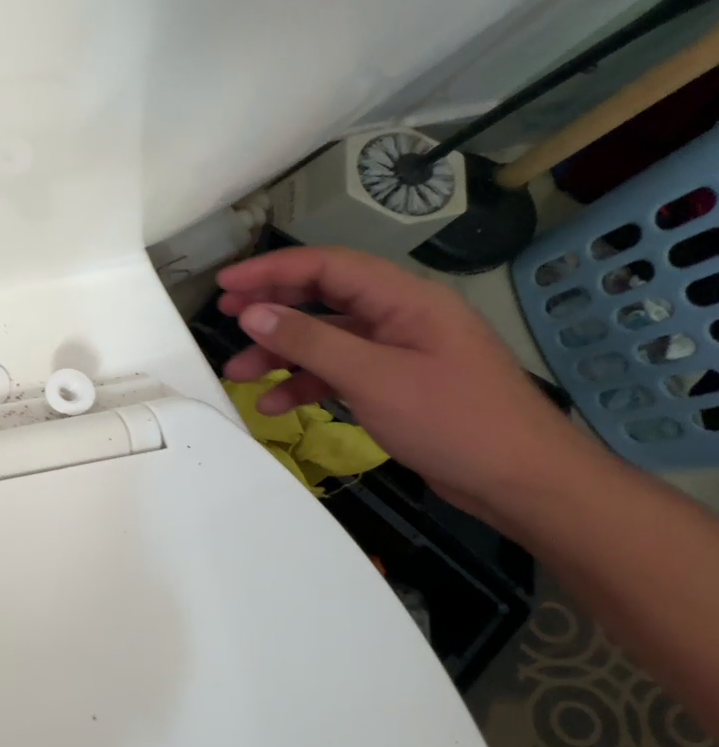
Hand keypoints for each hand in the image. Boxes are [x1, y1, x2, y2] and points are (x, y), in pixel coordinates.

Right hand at [216, 246, 597, 518]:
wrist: (522, 481)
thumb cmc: (454, 421)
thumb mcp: (373, 378)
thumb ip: (310, 341)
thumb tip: (253, 313)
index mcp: (407, 300)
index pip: (330, 266)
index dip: (273, 269)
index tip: (225, 282)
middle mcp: (402, 316)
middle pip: (324, 297)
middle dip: (272, 307)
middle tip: (224, 317)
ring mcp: (400, 351)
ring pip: (326, 337)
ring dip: (280, 352)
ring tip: (239, 373)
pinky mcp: (395, 383)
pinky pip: (339, 370)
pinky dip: (304, 382)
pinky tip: (276, 403)